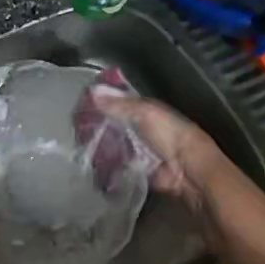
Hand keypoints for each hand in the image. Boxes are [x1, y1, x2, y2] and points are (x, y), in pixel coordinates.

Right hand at [91, 91, 230, 212]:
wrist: (188, 170)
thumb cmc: (171, 135)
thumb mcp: (146, 113)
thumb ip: (120, 104)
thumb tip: (93, 91)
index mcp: (148, 112)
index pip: (121, 104)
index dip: (103, 104)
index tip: (82, 105)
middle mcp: (144, 130)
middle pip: (116, 126)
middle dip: (99, 127)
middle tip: (76, 128)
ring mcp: (141, 152)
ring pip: (116, 147)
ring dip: (101, 147)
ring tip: (81, 146)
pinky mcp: (138, 172)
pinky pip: (119, 167)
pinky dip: (108, 167)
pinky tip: (92, 165)